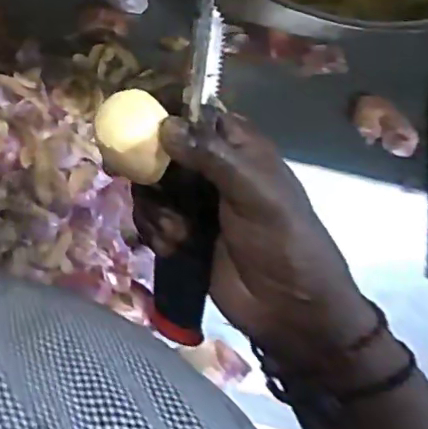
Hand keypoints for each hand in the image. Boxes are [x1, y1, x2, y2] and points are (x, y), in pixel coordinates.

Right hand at [158, 112, 380, 373]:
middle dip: (145, 167)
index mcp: (235, 146)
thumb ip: (211, 155)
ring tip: (177, 232)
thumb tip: (164, 124)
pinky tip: (173, 246)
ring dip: (154, 207)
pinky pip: (147, 213)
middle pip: (156, 145)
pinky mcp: (179, 227)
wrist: (294, 317)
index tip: (133, 124)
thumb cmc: (286, 245)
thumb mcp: (257, 194)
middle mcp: (208, 164)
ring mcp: (192, 197)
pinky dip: (154, 229)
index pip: (188, 111)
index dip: (158, 112)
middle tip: (132, 175)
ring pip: (147, 182)